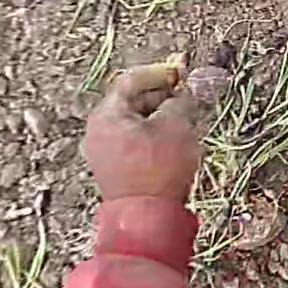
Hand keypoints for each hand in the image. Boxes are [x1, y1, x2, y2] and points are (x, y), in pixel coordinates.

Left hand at [83, 64, 206, 201]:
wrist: (146, 214)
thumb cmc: (159, 164)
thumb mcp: (176, 124)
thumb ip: (180, 101)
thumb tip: (182, 94)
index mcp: (107, 115)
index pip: (132, 80)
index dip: (161, 73)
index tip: (184, 74)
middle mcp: (98, 129)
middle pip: (132, 100)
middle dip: (162, 95)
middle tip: (189, 97)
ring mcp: (103, 149)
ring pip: (136, 119)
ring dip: (161, 114)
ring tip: (186, 118)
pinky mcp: (115, 165)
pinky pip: (136, 137)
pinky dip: (155, 131)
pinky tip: (175, 137)